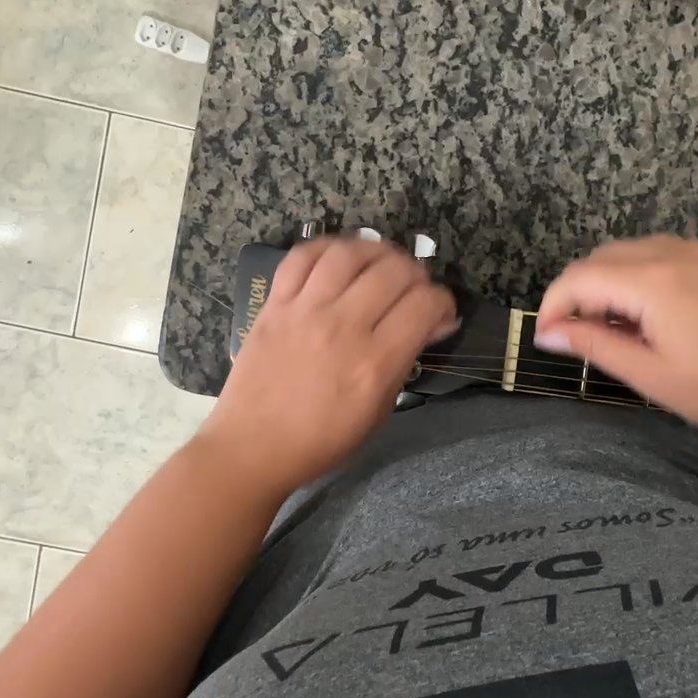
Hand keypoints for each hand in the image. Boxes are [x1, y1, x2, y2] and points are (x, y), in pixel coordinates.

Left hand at [196, 238, 456, 493]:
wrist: (252, 448)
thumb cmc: (321, 441)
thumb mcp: (378, 412)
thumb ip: (403, 363)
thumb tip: (428, 324)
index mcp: (374, 363)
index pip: (425, 304)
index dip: (444, 302)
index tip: (439, 314)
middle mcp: (342, 327)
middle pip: (394, 271)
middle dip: (416, 274)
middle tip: (413, 289)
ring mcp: (305, 311)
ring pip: (350, 254)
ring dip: (376, 251)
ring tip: (381, 263)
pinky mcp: (274, 304)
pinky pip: (302, 257)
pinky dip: (327, 248)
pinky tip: (340, 258)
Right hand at [533, 236, 697, 440]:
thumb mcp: (654, 378)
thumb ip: (596, 346)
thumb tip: (549, 333)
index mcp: (653, 282)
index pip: (578, 277)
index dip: (552, 305)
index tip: (547, 339)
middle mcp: (674, 252)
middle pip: (603, 257)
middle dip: (579, 291)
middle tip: (581, 337)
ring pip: (635, 251)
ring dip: (611, 281)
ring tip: (620, 328)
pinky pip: (668, 254)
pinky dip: (645, 275)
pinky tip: (659, 314)